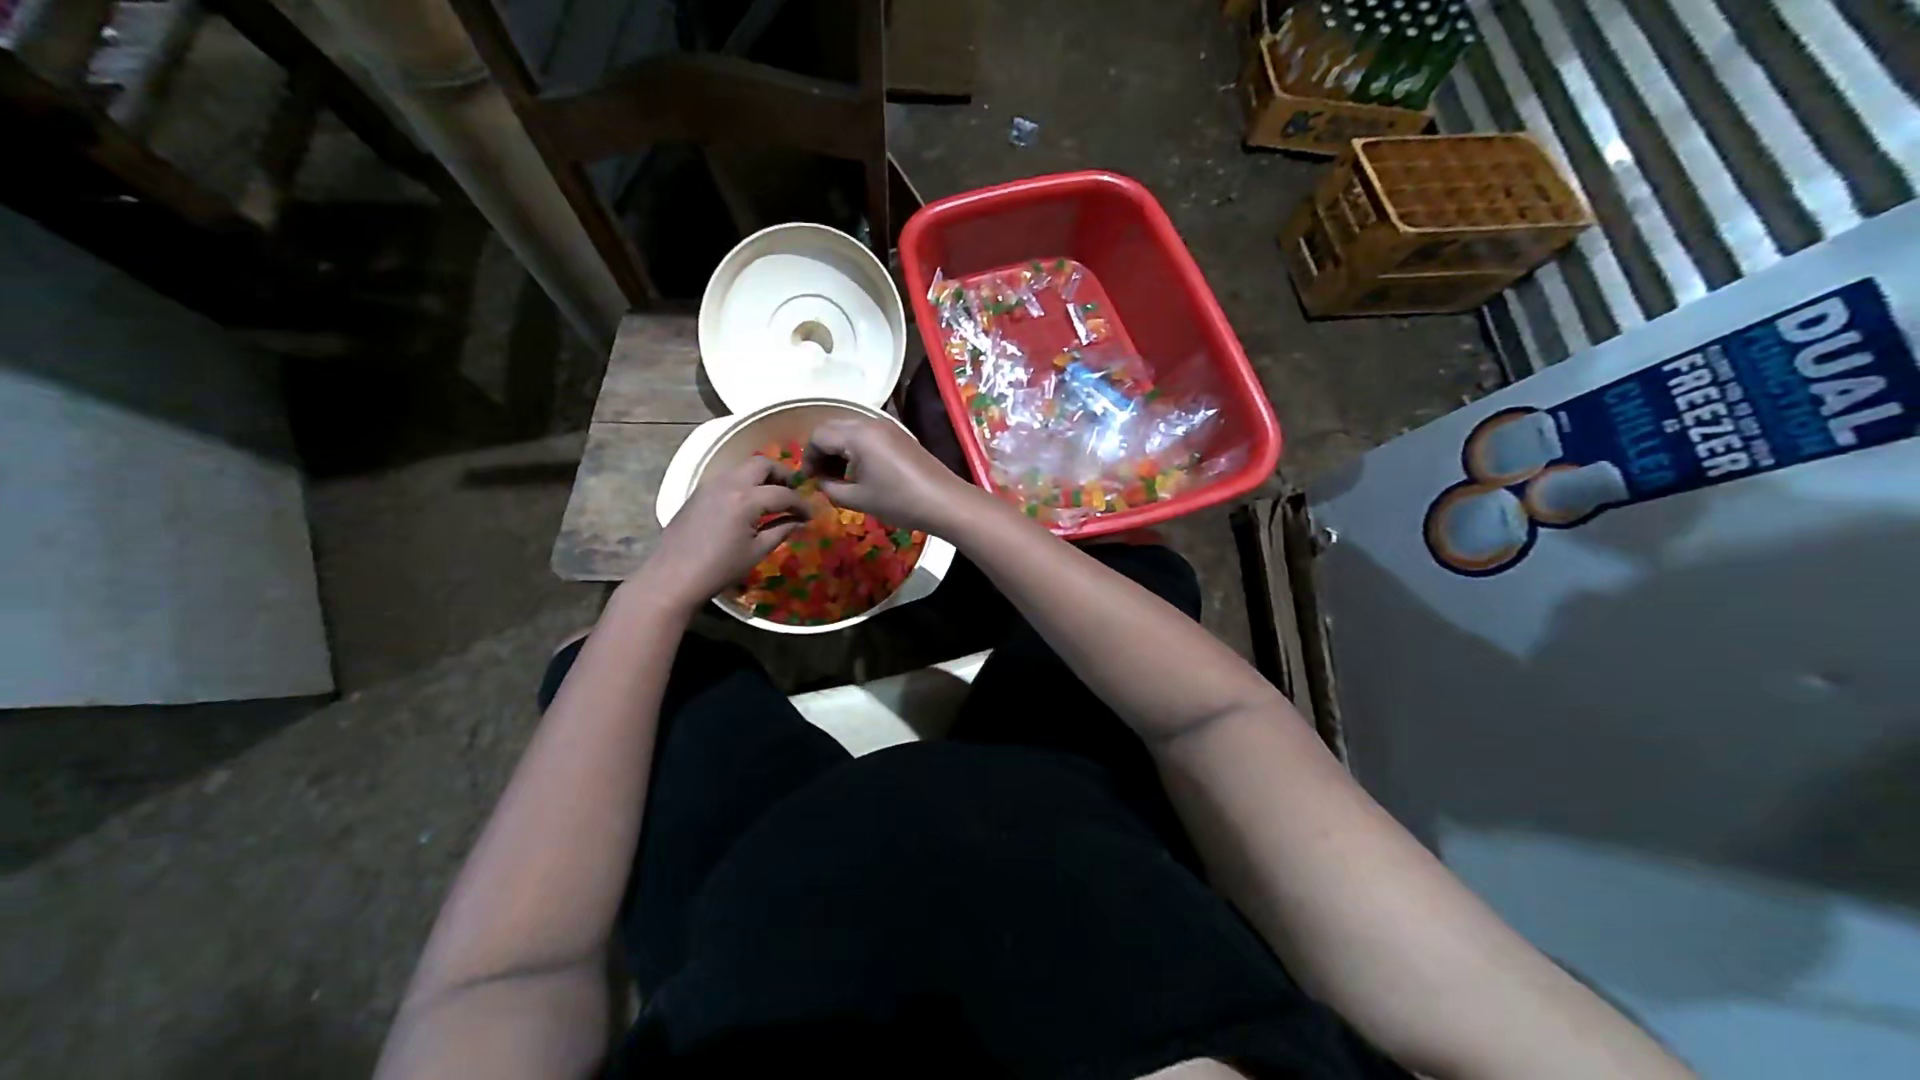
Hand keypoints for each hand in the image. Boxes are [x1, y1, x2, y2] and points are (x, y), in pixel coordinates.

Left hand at [635, 456, 810, 609]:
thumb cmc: (720, 568)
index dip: (801, 503)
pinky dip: (744, 483)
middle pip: (762, 464)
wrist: (673, 576)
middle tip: (793, 492)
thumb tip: (800, 521)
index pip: (783, 493)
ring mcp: (710, 485)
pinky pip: (728, 478)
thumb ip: (782, 530)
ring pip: (743, 468)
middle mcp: (729, 483)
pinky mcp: (698, 492)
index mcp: (746, 499)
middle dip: (782, 475)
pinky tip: (748, 504)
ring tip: (772, 497)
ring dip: (762, 477)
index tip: (810, 514)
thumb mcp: (757, 551)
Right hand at [808, 418, 974, 532]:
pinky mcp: (899, 435)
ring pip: (850, 430)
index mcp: (857, 435)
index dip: (809, 458)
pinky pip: (867, 435)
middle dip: (822, 451)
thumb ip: (830, 488)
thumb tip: (820, 482)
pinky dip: (855, 448)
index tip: (808, 480)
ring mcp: (887, 427)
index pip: (819, 436)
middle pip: (832, 428)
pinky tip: (859, 472)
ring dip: (838, 449)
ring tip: (839, 477)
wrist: (944, 501)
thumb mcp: (858, 499)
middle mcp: (870, 423)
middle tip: (821, 477)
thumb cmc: (899, 501)